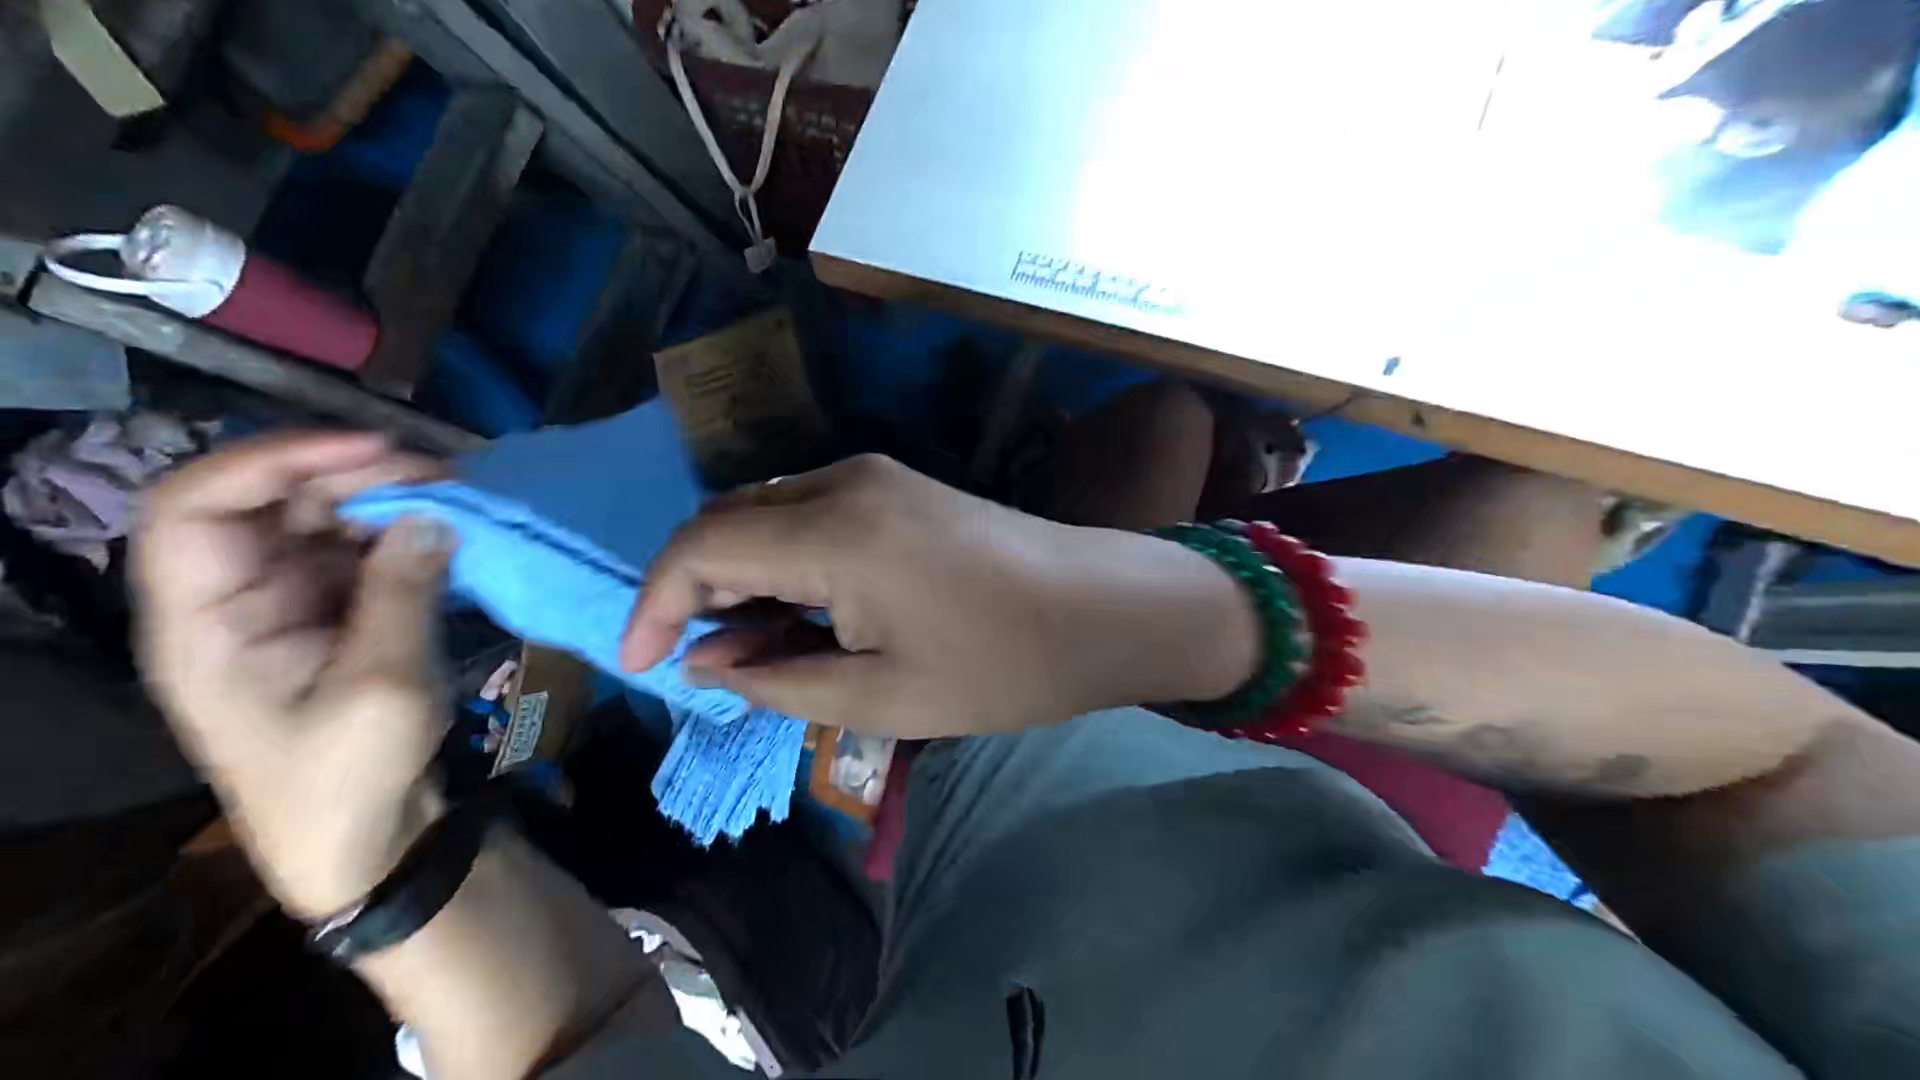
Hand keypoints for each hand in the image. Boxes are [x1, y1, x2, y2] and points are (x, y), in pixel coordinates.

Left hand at [132, 432, 453, 918]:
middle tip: (439, 475)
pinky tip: (451, 528)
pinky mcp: (344, 614)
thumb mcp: (381, 686)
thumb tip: (433, 516)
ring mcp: (294, 604)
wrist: (366, 835)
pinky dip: (407, 532)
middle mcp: (238, 598)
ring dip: (387, 500)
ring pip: (325, 523)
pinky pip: (367, 553)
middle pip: (270, 504)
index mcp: (204, 621)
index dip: (275, 462)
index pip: (197, 508)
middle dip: (350, 476)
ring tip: (456, 496)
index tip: (374, 450)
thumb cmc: (347, 775)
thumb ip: (402, 593)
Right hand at [622, 455, 1259, 737]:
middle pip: (728, 521)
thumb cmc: (1002, 665)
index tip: (640, 665)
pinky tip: (803, 612)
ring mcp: (875, 476)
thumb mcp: (881, 697)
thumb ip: (778, 678)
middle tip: (705, 663)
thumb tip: (706, 661)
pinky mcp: (899, 487)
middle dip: (696, 590)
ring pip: (767, 514)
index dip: (655, 605)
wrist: (1104, 609)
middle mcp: (844, 481)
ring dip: (742, 576)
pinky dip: (785, 561)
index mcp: (834, 531)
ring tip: (755, 648)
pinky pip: (810, 514)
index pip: (701, 547)